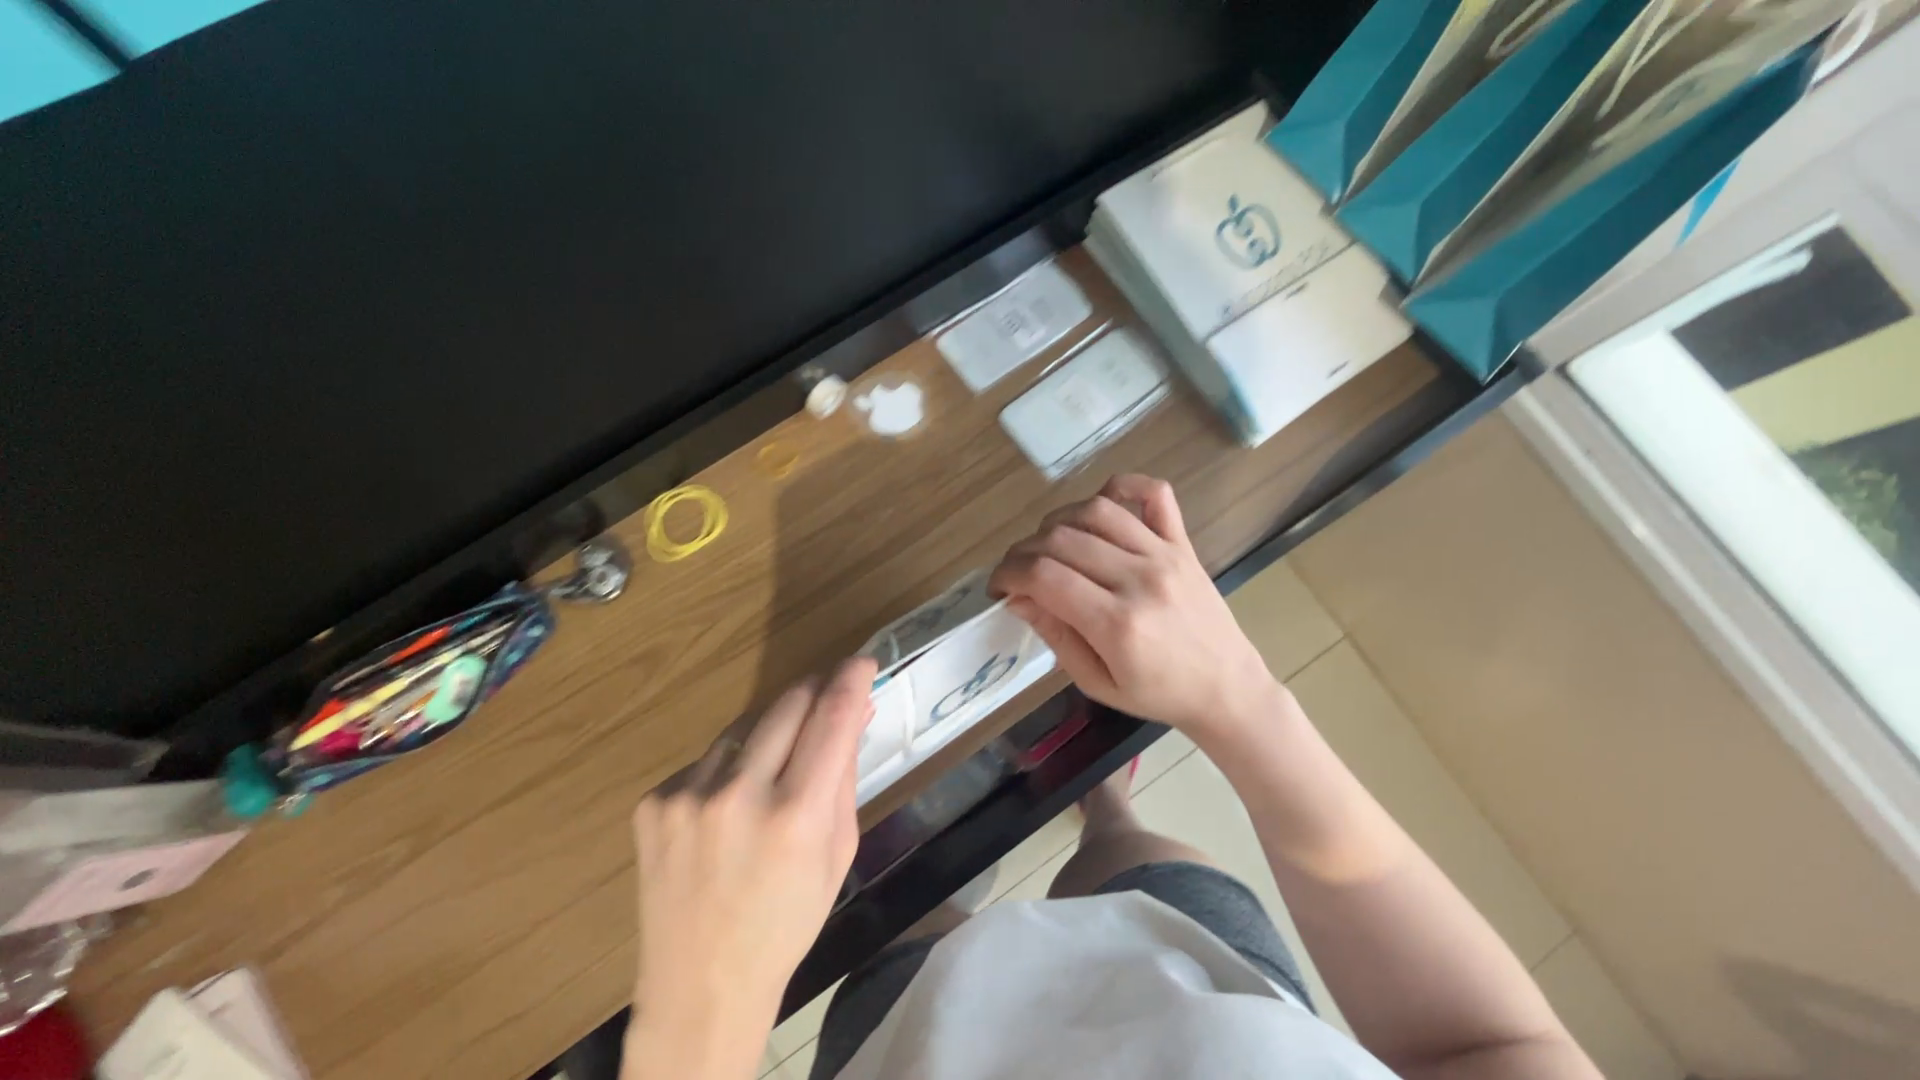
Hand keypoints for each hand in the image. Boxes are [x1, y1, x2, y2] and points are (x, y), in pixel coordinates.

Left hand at [624, 657, 877, 1079]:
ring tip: (774, 772)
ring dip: (768, 734)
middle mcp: (739, 795)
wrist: (701, 982)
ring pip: (744, 728)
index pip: (831, 719)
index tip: (862, 662)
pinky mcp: (654, 801)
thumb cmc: (787, 923)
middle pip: (786, 705)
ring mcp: (688, 796)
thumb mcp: (838, 855)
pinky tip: (728, 809)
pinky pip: (706, 760)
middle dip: (813, 692)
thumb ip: (843, 777)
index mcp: (796, 816)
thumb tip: (855, 712)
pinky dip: (727, 769)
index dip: (851, 681)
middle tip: (827, 697)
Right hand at [989, 475, 1277, 739]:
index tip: (999, 588)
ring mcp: (1165, 555)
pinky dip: (1122, 486)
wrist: (1227, 689)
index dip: (1008, 574)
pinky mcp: (1182, 544)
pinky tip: (1100, 504)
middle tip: (1018, 573)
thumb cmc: (1158, 694)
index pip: (1044, 576)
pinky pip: (1154, 493)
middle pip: (1061, 539)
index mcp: (1117, 624)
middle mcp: (1140, 580)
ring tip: (1050, 546)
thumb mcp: (1096, 682)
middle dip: (1024, 551)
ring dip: (1059, 521)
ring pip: (1096, 511)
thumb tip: (1017, 597)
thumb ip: (1056, 636)